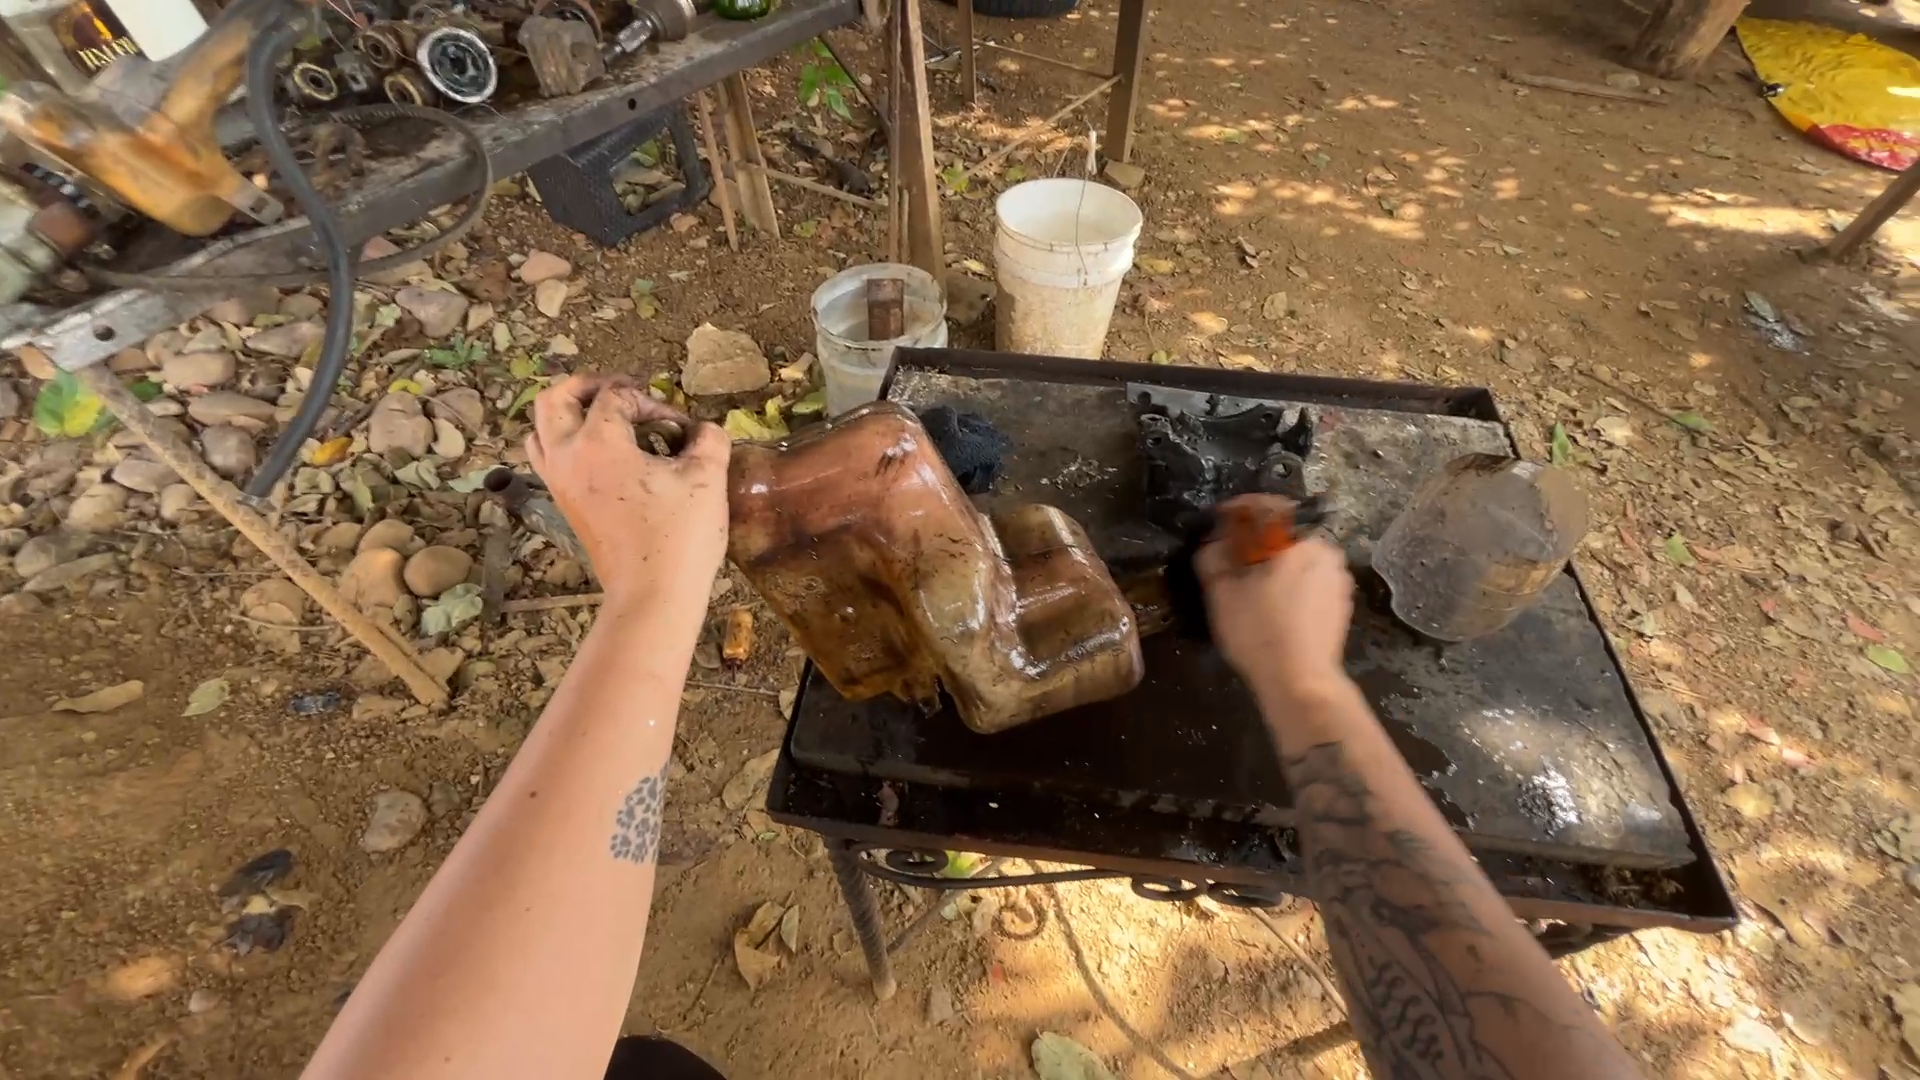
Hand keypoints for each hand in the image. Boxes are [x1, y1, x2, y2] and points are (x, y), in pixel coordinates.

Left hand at [526, 375, 730, 607]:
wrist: (653, 593)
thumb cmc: (680, 535)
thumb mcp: (708, 479)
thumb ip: (709, 440)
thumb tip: (705, 429)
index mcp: (598, 442)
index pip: (617, 398)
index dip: (652, 402)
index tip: (681, 427)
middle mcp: (566, 456)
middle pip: (555, 399)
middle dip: (589, 386)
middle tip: (624, 392)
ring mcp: (558, 482)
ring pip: (541, 428)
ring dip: (569, 412)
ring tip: (605, 417)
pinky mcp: (563, 503)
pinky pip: (548, 456)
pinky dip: (566, 441)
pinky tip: (602, 453)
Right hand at [1195, 495, 1354, 707]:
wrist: (1300, 681)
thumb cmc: (1257, 632)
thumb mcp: (1221, 592)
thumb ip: (1213, 555)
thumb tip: (1214, 540)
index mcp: (1296, 541)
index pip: (1269, 506)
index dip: (1240, 506)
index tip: (1220, 516)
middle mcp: (1324, 550)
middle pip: (1286, 530)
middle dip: (1257, 536)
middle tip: (1232, 552)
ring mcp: (1338, 576)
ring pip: (1299, 554)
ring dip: (1275, 558)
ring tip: (1250, 578)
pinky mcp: (1341, 600)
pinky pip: (1310, 576)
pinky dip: (1290, 577)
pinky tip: (1272, 599)